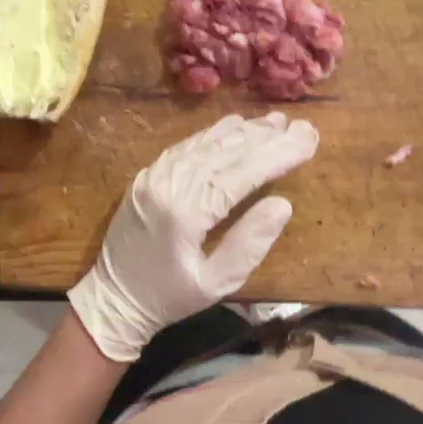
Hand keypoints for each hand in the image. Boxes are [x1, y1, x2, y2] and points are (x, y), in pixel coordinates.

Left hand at [68, 112, 318, 361]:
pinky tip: (235, 129)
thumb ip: (248, 244)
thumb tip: (282, 204)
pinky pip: (185, 147)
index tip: (308, 139)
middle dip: (267, 138)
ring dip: (243, 132)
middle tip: (303, 126)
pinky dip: (213, 136)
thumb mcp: (215, 283)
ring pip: (205, 144)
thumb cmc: (169, 298)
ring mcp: (154, 176)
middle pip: (225, 152)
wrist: (114, 300)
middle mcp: (168, 184)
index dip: (277, 155)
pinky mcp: (147, 177)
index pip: (241, 173)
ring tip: (276, 122)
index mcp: (186, 211)